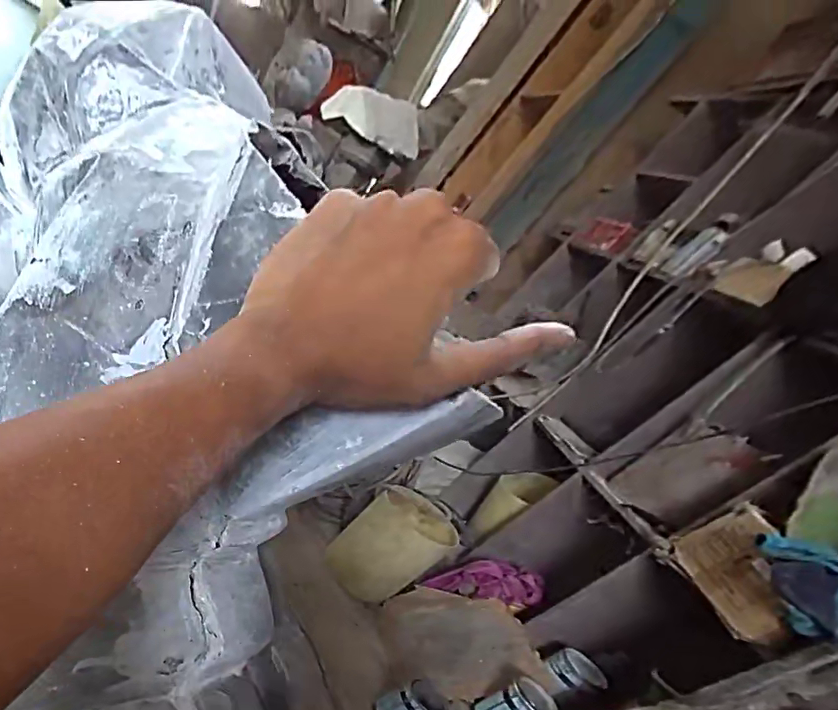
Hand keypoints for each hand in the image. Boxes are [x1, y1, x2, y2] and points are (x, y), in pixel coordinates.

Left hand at [229, 189, 573, 409]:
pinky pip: (351, 215)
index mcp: (461, 246)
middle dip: (421, 263)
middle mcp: (424, 210)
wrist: (274, 353)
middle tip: (381, 309)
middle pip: (438, 233)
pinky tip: (326, 271)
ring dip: (385, 246)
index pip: (478, 260)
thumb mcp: (433, 377)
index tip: (414, 322)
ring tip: (351, 292)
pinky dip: (346, 236)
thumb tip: (564, 335)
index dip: (450, 294)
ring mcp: (372, 203)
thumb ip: (503, 353)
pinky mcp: (327, 206)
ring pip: (396, 220)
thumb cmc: (352, 370)